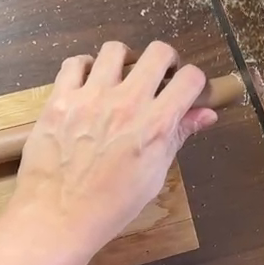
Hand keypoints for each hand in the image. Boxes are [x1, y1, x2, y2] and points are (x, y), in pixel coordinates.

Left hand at [2, 41, 219, 261]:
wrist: (57, 216)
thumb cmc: (110, 205)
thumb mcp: (153, 175)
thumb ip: (178, 137)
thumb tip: (206, 114)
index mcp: (155, 125)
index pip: (190, 79)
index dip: (193, 80)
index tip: (185, 88)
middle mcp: (126, 103)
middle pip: (158, 53)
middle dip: (164, 60)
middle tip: (156, 76)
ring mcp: (90, 97)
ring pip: (114, 49)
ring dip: (122, 60)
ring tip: (118, 77)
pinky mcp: (60, 99)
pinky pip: (74, 63)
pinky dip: (84, 68)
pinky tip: (86, 83)